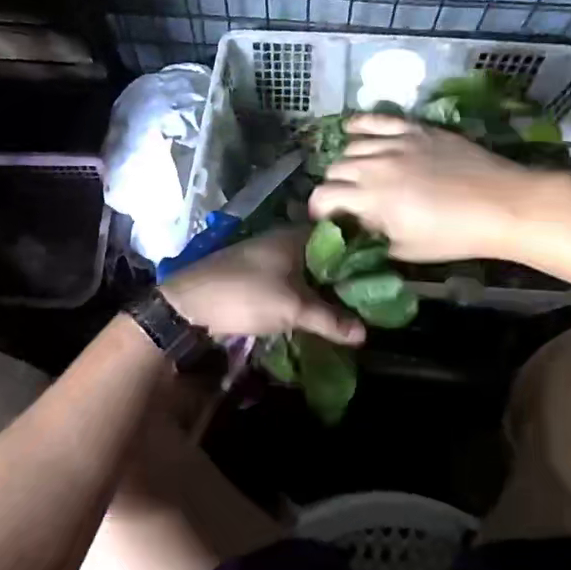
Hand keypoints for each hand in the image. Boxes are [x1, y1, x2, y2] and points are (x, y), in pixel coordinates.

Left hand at [161, 229, 364, 343]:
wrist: (187, 305)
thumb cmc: (244, 295)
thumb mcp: (293, 309)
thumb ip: (330, 319)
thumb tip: (365, 334)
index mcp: (296, 236)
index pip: (341, 237)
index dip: (362, 255)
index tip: (383, 275)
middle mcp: (284, 240)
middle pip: (325, 256)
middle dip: (344, 277)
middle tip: (370, 300)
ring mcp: (267, 256)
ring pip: (307, 270)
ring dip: (324, 288)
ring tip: (349, 309)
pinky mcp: (256, 275)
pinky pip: (291, 281)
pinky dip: (305, 293)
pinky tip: (317, 312)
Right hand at [308, 115, 537, 261]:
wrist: (501, 204)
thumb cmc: (453, 235)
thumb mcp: (405, 249)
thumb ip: (372, 238)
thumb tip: (356, 230)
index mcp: (370, 198)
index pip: (323, 196)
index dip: (318, 210)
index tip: (327, 219)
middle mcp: (375, 165)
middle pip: (334, 170)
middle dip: (334, 187)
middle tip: (348, 201)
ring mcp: (395, 143)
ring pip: (352, 146)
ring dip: (348, 162)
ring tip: (358, 174)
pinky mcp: (415, 130)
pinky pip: (377, 119)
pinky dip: (360, 124)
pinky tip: (352, 129)